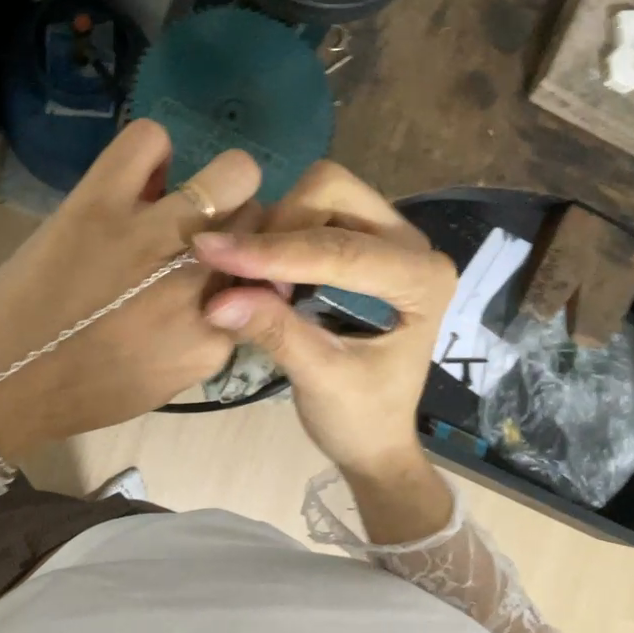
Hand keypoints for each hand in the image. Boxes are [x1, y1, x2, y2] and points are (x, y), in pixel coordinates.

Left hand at [0, 120, 261, 464]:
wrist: (2, 385)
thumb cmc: (81, 395)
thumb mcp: (165, 380)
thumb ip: (203, 336)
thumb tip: (220, 291)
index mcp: (213, 337)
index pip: (263, 277)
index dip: (243, 268)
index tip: (218, 271)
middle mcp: (196, 285)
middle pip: (256, 223)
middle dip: (236, 226)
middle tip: (195, 236)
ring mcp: (149, 239)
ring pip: (231, 176)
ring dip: (214, 186)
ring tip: (174, 202)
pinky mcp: (99, 206)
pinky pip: (149, 142)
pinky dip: (152, 151)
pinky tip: (136, 179)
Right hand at [191, 161, 456, 479]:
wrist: (375, 439)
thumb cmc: (360, 418)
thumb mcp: (319, 381)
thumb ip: (276, 334)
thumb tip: (218, 301)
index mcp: (422, 280)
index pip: (339, 249)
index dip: (271, 252)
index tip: (211, 252)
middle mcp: (413, 245)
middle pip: (331, 193)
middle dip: (280, 230)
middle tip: (253, 285)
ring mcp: (388, 238)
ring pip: (320, 195)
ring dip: (277, 231)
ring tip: (260, 287)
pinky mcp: (364, 243)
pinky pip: (314, 212)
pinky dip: (280, 237)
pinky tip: (265, 277)